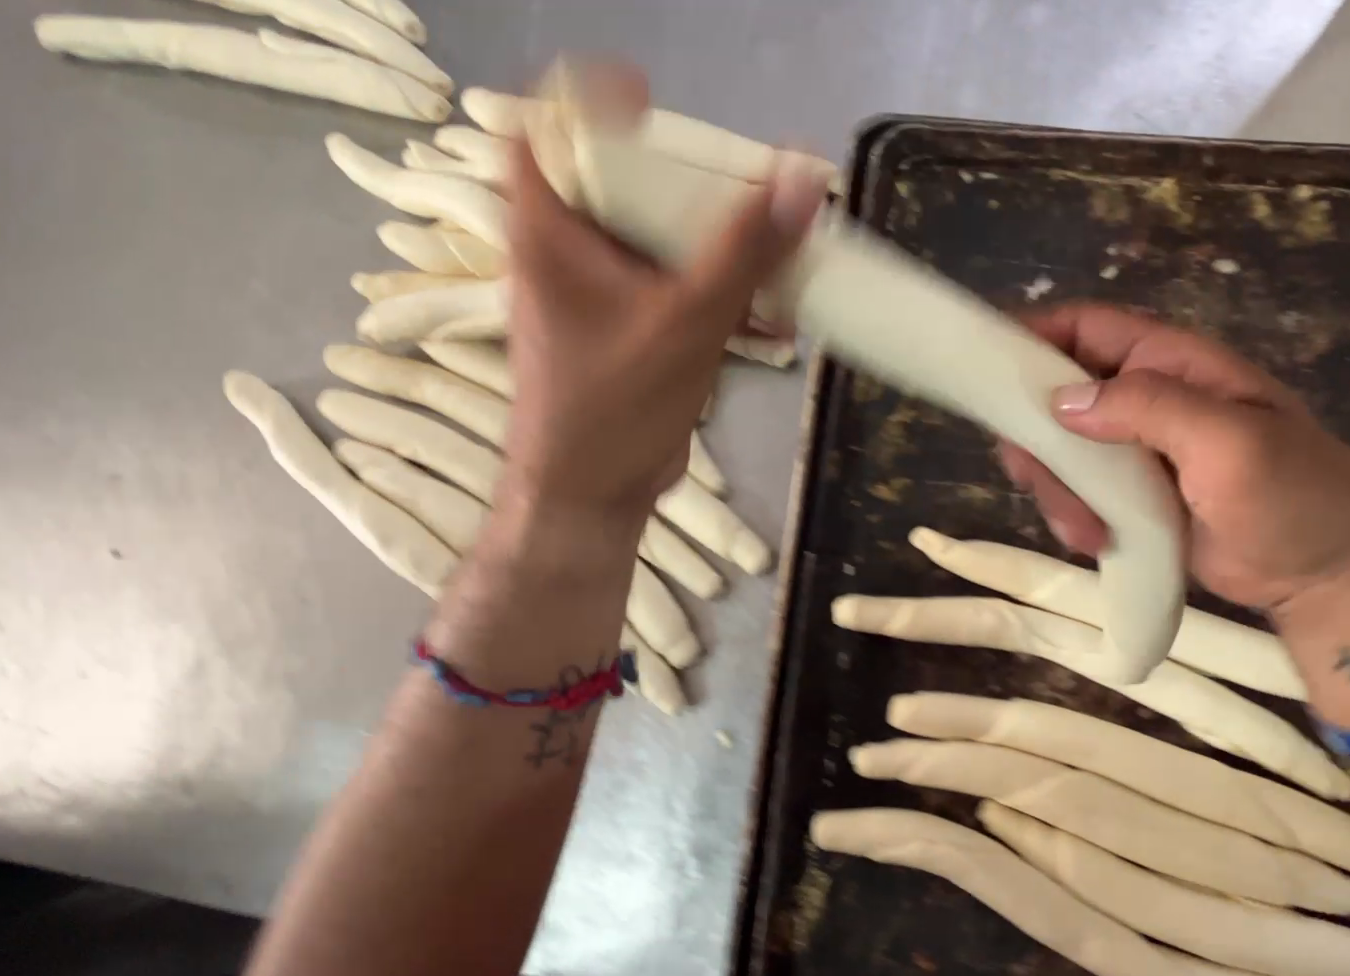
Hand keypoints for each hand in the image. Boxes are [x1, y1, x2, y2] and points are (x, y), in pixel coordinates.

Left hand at [497, 125, 827, 531]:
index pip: (546, 130)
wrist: (591, 496)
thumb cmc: (615, 407)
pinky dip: (717, 294)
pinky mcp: (627, 329)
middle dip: (686, 180)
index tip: (656, 106)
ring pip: (655, 239)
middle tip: (739, 182)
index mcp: (548, 232)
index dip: (593, 105)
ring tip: (776, 248)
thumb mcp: (686, 322)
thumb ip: (745, 252)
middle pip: (618, 181)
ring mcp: (597, 294)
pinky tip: (771, 316)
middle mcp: (565, 252)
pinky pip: (673, 288)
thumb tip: (803, 181)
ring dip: (717, 245)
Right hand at [1000, 304, 1349, 611]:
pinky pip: (1074, 493)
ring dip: (1055, 489)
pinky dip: (1071, 516)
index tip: (984, 371)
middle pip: (1056, 394)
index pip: (1087, 327)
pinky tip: (1096, 542)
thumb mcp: (1231, 443)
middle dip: (1037, 437)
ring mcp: (1134, 451)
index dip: (1032, 337)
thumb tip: (1062, 400)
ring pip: (1058, 451)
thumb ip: (1150, 408)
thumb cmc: (1296, 498)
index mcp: (1171, 363)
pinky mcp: (1128, 498)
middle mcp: (1144, 398)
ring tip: (1085, 530)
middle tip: (1034, 478)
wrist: (1326, 576)